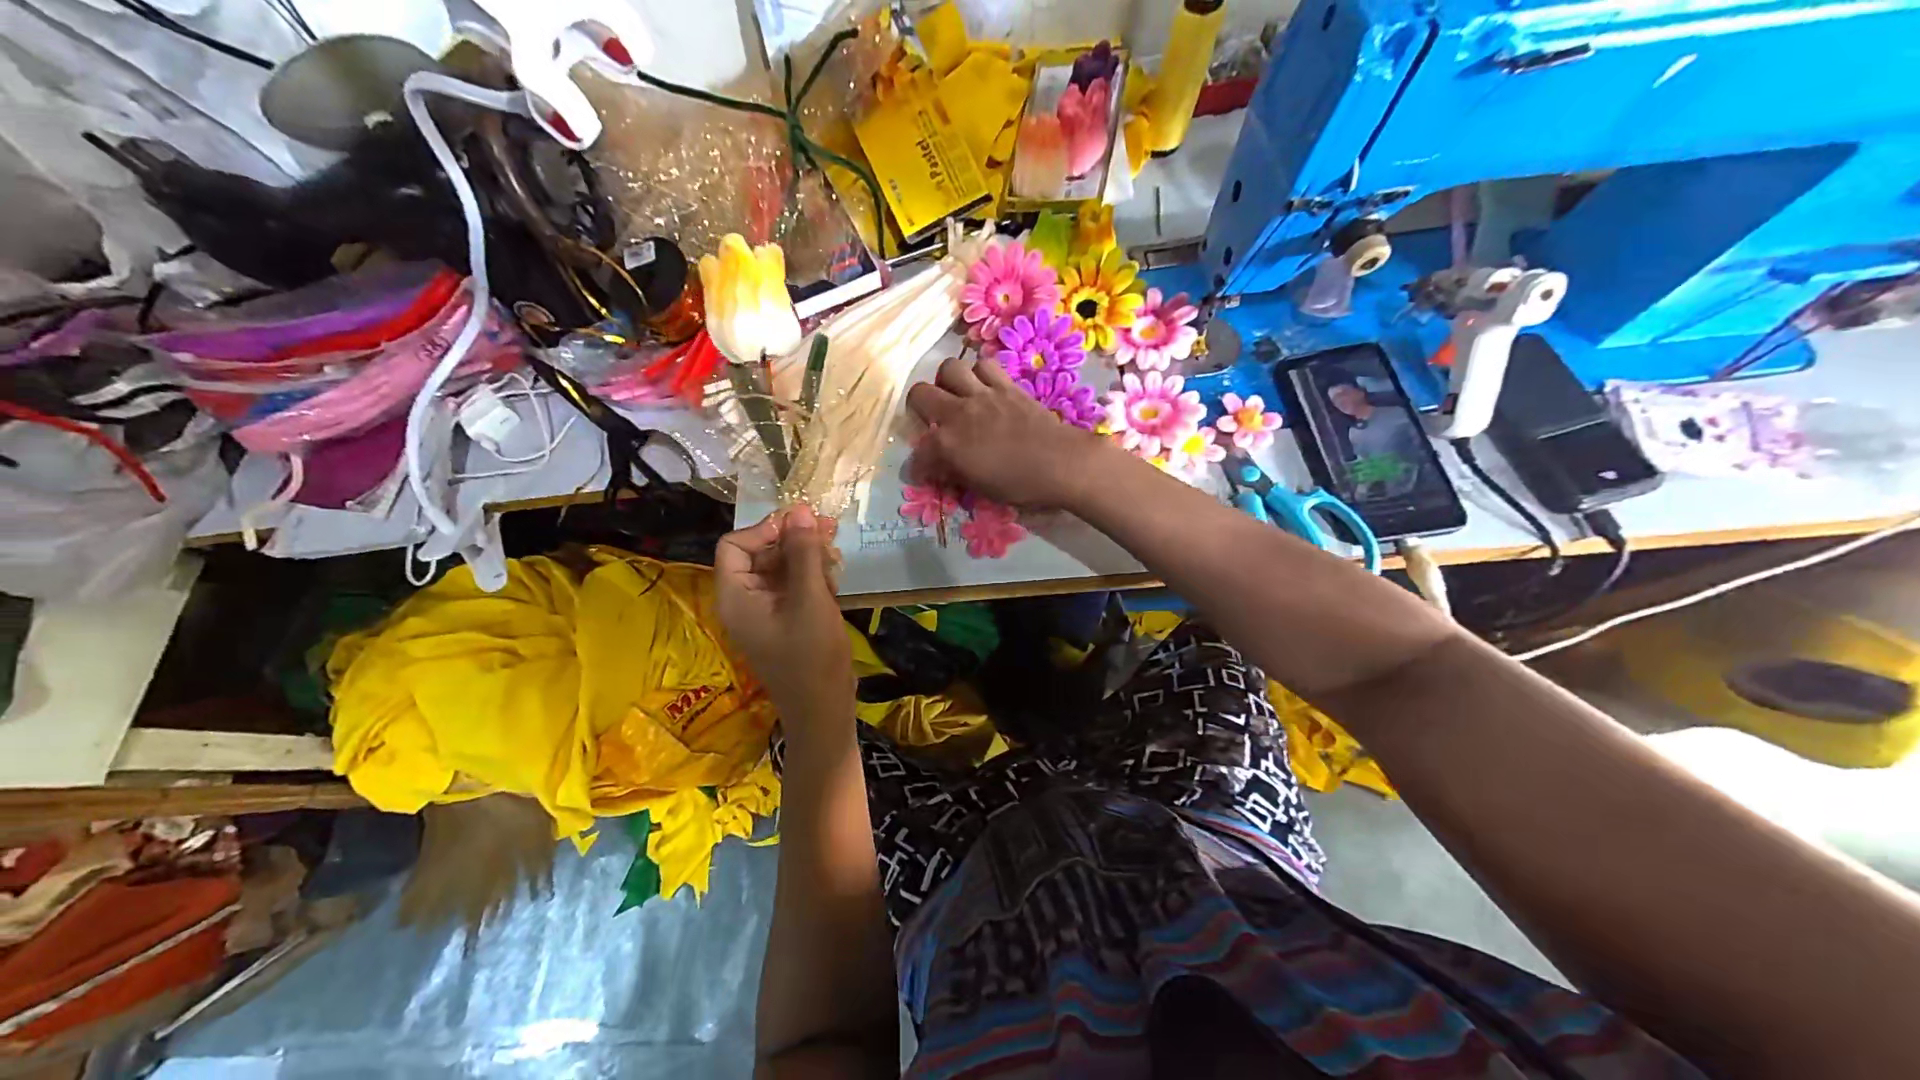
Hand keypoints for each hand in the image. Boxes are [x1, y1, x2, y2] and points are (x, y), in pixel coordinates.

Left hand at [714, 505, 852, 724]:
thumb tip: (799, 510)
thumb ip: (804, 552)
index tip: (801, 528)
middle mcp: (743, 600)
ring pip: (781, 568)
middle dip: (795, 541)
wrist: (824, 710)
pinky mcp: (784, 621)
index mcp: (735, 596)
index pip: (734, 544)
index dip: (765, 530)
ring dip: (809, 558)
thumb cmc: (812, 656)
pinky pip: (792, 586)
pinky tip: (835, 582)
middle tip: (831, 531)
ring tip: (837, 560)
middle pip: (760, 553)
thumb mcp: (811, 598)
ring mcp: (765, 612)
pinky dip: (812, 578)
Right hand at [905, 354, 1109, 508]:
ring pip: (949, 368)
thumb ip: (955, 473)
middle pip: (920, 393)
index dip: (919, 464)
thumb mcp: (980, 488)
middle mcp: (958, 413)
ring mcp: (982, 394)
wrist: (1059, 463)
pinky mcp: (1006, 385)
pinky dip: (980, 374)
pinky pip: (984, 365)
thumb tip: (940, 470)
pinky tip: (985, 388)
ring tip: (958, 395)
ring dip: (949, 381)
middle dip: (919, 406)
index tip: (927, 471)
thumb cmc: (1019, 485)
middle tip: (932, 418)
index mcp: (947, 445)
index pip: (918, 452)